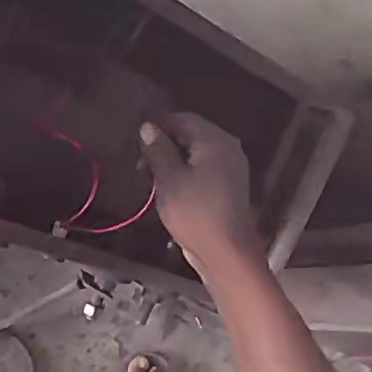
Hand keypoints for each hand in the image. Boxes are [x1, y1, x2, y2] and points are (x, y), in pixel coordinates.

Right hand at [139, 114, 260, 272]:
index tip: (139, 151)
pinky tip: (172, 193)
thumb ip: (158, 150)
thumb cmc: (195, 213)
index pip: (183, 119)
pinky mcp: (229, 187)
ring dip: (174, 164)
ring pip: (197, 154)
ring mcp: (231, 168)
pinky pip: (204, 170)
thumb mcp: (169, 180)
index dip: (158, 129)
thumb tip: (147, 126)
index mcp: (215, 141)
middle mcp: (228, 148)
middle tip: (143, 170)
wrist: (226, 252)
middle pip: (191, 135)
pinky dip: (187, 175)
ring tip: (154, 183)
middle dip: (165, 148)